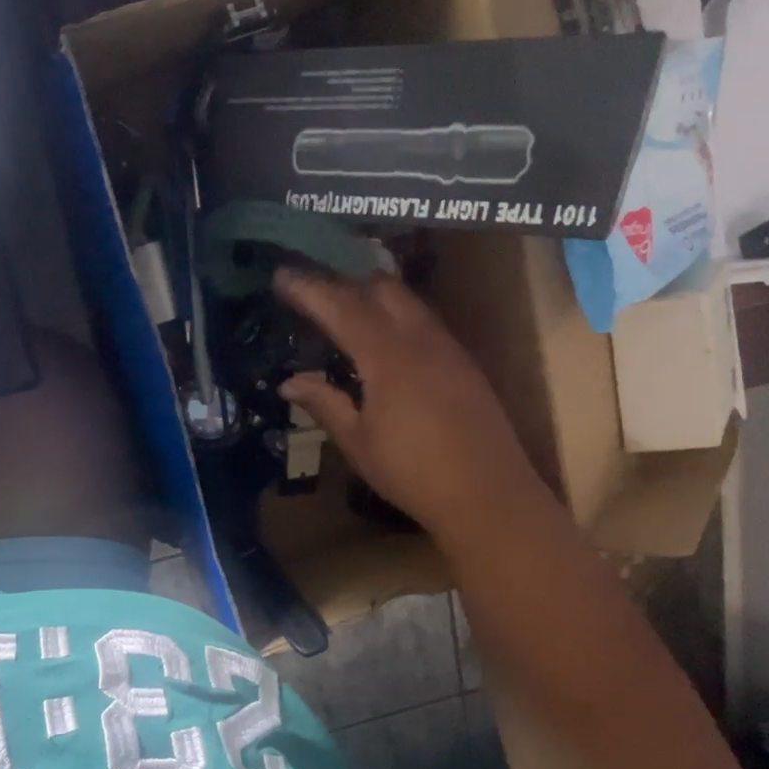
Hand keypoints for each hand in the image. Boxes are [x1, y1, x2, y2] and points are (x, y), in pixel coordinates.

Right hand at [274, 269, 547, 541]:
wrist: (487, 493)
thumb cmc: (411, 472)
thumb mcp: (357, 441)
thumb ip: (325, 403)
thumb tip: (290, 382)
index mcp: (388, 357)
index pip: (342, 308)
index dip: (309, 289)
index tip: (281, 275)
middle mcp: (420, 340)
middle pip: (381, 289)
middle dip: (344, 282)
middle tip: (313, 290)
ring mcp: (448, 349)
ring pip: (408, 301)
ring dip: (374, 295)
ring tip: (345, 305)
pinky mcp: (464, 364)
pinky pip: (425, 322)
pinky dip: (397, 316)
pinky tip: (385, 338)